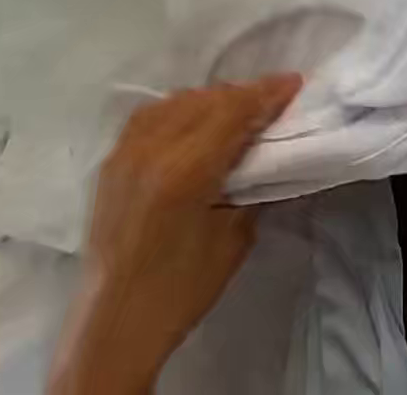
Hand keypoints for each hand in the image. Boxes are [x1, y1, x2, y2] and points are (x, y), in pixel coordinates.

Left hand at [47, 75, 301, 394]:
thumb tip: (268, 150)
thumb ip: (251, 184)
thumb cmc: (182, 289)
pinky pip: (152, 113)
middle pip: (208, 99)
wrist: (115, 323)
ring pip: (179, 100)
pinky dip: (181, 107)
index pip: (233, 112)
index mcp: (185, 171)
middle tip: (274, 96)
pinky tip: (196, 116)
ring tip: (239, 106)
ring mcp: (127, 150)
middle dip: (245, 93)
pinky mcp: (112, 158)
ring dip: (214, 98)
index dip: (266, 93)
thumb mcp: (233, 238)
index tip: (294, 82)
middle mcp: (152, 148)